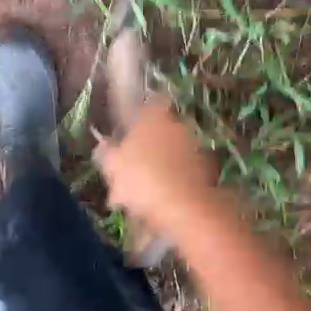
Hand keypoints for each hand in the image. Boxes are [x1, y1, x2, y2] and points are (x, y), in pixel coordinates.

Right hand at [97, 97, 221, 236]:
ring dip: (161, 164)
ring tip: (141, 188)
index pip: (151, 102)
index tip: (130, 127)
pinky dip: (173, 180)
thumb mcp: (111, 165)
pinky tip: (158, 200)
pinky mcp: (207, 171)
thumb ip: (106, 152)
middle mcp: (177, 125)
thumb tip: (103, 144)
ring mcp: (195, 147)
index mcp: (153, 116)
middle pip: (162, 128)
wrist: (185, 207)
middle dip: (149, 142)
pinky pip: (184, 171)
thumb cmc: (141, 177)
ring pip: (172, 151)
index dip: (140, 113)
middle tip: (131, 162)